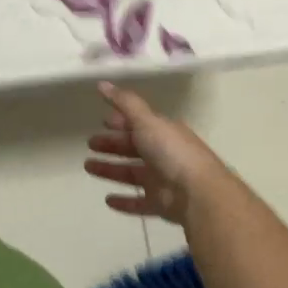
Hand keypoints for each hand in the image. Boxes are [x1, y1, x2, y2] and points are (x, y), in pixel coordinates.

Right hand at [85, 83, 229, 225]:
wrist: (199, 194)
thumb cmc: (172, 152)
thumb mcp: (147, 121)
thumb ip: (124, 103)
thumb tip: (102, 83)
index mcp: (164, 132)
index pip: (139, 124)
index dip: (121, 122)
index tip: (102, 121)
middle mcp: (164, 154)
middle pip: (133, 148)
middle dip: (112, 145)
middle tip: (90, 144)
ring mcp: (163, 180)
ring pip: (132, 173)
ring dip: (111, 170)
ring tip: (88, 167)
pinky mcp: (161, 204)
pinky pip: (139, 202)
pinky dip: (124, 201)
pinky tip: (107, 200)